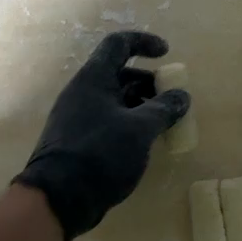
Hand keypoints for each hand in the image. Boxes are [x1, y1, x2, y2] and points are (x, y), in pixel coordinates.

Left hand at [16, 30, 191, 240]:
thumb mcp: (140, 130)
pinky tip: (144, 143)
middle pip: (119, 73)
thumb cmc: (101, 154)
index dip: (144, 42)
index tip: (166, 54)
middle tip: (171, 100)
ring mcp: (77, 116)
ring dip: (141, 105)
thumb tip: (182, 96)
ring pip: (115, 99)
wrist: (59, 198)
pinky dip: (129, 123)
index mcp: (94, 79)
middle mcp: (83, 92)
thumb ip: (164, 109)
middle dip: (149, 82)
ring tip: (163, 125)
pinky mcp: (78, 140)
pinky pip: (108, 120)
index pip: (119, 44)